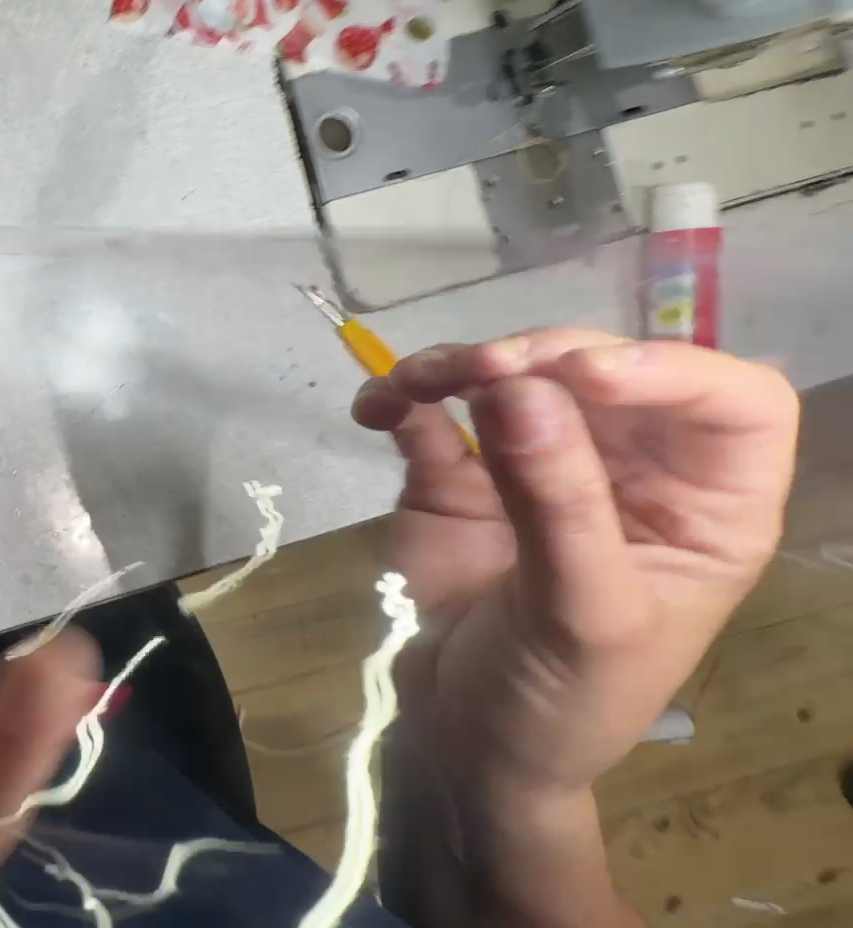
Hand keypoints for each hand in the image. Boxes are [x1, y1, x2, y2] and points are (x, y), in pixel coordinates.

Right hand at [352, 329, 798, 798]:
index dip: (665, 371)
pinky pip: (427, 419)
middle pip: (593, 373)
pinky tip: (372, 410)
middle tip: (474, 369)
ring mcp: (526, 469)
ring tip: (405, 384)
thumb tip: (515, 390)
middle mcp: (618, 472)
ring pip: (501, 382)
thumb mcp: (579, 611)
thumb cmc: (561, 697)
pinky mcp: (449, 479)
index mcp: (699, 506)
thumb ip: (556, 500)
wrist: (463, 736)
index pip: (723, 403)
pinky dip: (395, 401)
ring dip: (450, 368)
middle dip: (533, 358)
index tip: (576, 376)